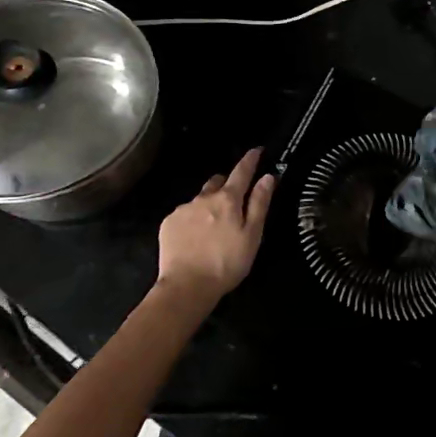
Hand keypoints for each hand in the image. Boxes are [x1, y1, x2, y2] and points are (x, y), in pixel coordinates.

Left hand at [157, 147, 274, 303]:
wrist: (186, 287)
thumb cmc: (227, 263)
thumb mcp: (252, 235)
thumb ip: (259, 203)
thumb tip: (267, 177)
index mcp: (227, 200)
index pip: (241, 172)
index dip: (250, 160)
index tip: (256, 150)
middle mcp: (203, 198)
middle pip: (217, 183)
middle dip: (227, 184)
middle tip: (234, 198)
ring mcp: (182, 210)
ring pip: (200, 199)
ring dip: (209, 204)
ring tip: (213, 226)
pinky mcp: (168, 224)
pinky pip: (184, 214)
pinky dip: (193, 219)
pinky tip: (196, 237)